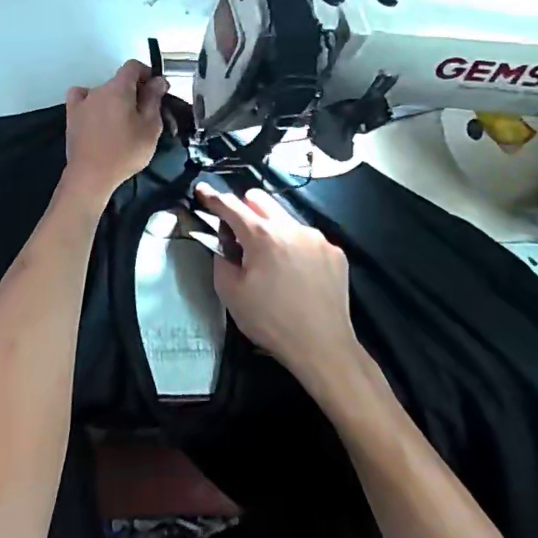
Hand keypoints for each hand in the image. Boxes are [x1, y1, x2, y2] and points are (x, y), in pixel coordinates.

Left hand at [63, 60, 166, 196]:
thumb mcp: (150, 127)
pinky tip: (96, 114)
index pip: (133, 66)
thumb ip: (154, 99)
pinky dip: (91, 101)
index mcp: (119, 88)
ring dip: (115, 99)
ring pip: (104, 92)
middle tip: (145, 113)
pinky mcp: (71, 115)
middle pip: (119, 80)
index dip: (146, 73)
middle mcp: (98, 89)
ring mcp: (82, 101)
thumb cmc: (125, 152)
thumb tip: (158, 80)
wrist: (91, 175)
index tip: (155, 89)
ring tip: (122, 121)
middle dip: (133, 91)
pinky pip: (82, 97)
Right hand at [194, 185, 359, 385]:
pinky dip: (296, 248)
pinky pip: (308, 239)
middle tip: (239, 234)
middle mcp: (292, 228)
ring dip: (272, 231)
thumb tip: (225, 244)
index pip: (231, 207)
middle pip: (261, 200)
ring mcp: (317, 238)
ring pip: (286, 220)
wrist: (323, 347)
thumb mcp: (231, 294)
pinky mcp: (335, 253)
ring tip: (272, 263)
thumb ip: (221, 260)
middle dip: (245, 209)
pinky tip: (297, 275)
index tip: (202, 191)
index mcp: (262, 236)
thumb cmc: (271, 322)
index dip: (213, 198)